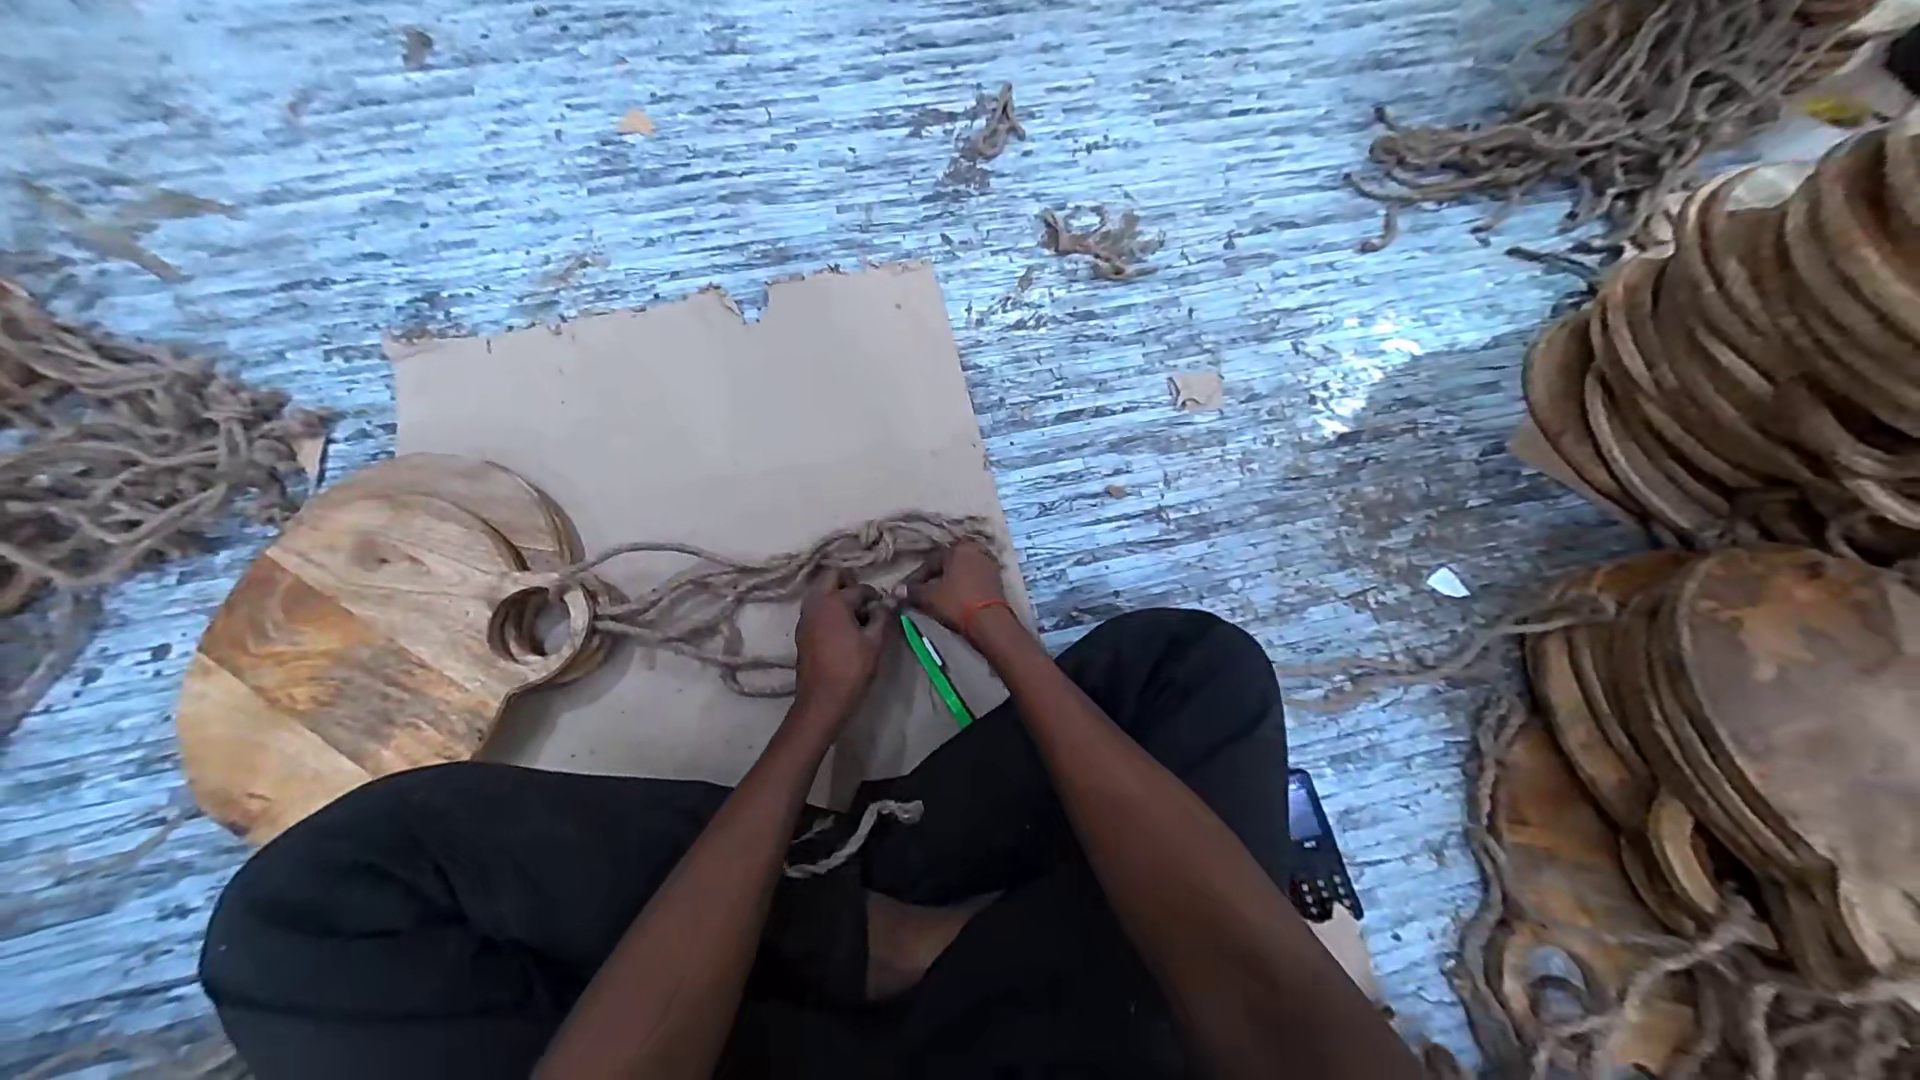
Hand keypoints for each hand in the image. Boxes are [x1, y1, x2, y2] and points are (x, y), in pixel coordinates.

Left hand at [792, 570, 887, 723]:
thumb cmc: (852, 669)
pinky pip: (815, 608)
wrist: (822, 699)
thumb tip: (891, 600)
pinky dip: (828, 609)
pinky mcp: (801, 631)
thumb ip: (883, 616)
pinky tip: (842, 628)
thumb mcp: (874, 642)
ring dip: (836, 595)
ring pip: (820, 591)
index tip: (885, 608)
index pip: (859, 588)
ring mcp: (804, 617)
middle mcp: (815, 603)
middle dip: (849, 582)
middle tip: (865, 602)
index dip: (875, 596)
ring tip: (855, 615)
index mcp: (833, 601)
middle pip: (831, 576)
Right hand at [905, 542, 1010, 641]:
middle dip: (934, 578)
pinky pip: (974, 578)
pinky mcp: (998, 578)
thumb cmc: (957, 603)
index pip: (931, 562)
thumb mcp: (930, 597)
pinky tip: (956, 598)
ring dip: (949, 582)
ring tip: (938, 596)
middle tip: (922, 592)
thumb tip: (898, 590)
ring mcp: (989, 563)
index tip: (908, 591)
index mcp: (959, 548)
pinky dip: (963, 586)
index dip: (917, 578)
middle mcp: (976, 550)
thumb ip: (913, 591)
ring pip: (962, 571)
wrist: (990, 622)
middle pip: (948, 565)